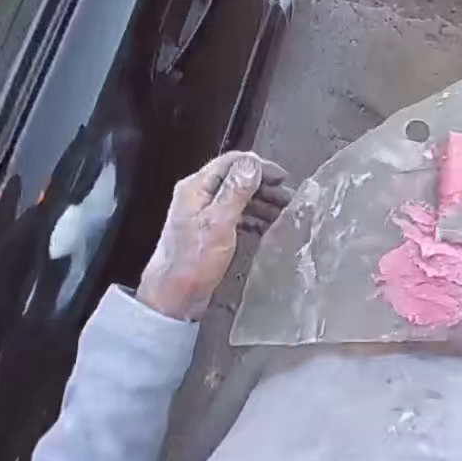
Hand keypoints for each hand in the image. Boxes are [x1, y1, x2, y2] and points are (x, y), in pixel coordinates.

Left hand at [138, 152, 290, 319]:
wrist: (173, 298)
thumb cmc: (192, 261)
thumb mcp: (218, 223)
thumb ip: (235, 191)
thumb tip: (253, 163)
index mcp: (196, 187)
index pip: (232, 162)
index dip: (260, 167)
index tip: (282, 178)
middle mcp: (198, 195)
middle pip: (236, 179)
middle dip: (264, 186)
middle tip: (289, 197)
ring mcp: (202, 214)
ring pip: (237, 198)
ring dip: (262, 202)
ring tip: (284, 213)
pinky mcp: (208, 231)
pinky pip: (235, 216)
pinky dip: (253, 217)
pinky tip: (267, 226)